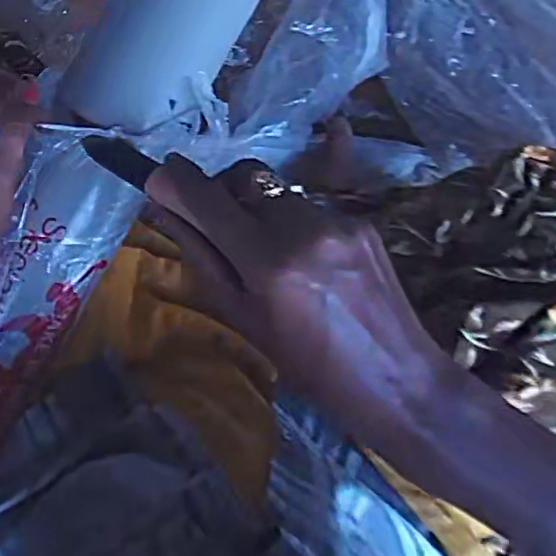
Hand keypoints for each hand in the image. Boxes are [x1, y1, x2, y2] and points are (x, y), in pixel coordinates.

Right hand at [142, 155, 449, 417]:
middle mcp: (299, 227)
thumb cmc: (308, 364)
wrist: (398, 380)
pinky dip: (289, 220)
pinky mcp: (358, 218)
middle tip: (217, 223)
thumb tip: (167, 211)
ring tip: (266, 249)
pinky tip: (303, 257)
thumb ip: (202, 256)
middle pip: (240, 175)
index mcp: (266, 261)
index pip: (204, 196)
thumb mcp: (241, 317)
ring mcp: (334, 218)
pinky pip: (305, 202)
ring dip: (254, 205)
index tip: (157, 178)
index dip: (173, 180)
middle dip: (219, 189)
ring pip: (273, 187)